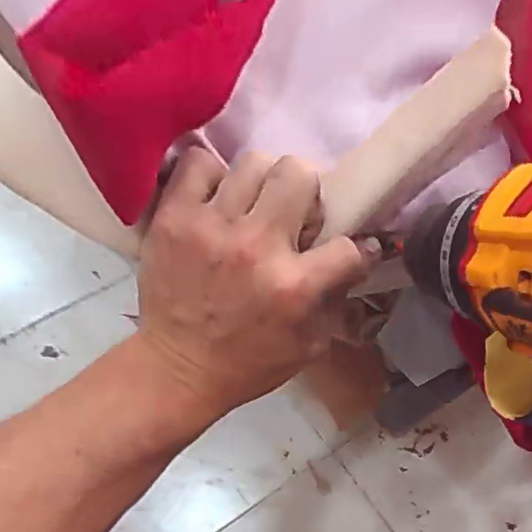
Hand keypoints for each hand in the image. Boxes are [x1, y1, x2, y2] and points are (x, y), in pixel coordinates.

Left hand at [133, 150, 376, 416]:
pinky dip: (213, 177)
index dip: (357, 249)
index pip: (348, 245)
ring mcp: (212, 226)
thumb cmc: (253, 362)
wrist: (181, 368)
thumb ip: (336, 301)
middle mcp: (258, 247)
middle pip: (297, 174)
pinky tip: (217, 202)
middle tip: (294, 217)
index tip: (351, 253)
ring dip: (263, 184)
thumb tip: (358, 260)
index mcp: (295, 286)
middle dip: (306, 194)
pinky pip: (199, 163)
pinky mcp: (174, 216)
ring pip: (253, 163)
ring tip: (254, 209)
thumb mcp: (311, 345)